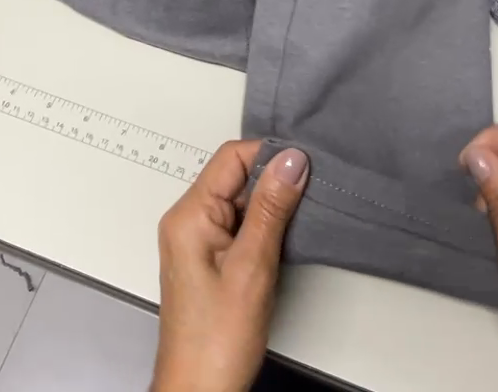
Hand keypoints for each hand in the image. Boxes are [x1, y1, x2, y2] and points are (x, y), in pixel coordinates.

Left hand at [151, 139, 309, 391]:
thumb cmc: (217, 342)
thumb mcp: (253, 267)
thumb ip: (271, 208)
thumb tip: (291, 160)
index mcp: (189, 215)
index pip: (231, 157)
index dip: (269, 155)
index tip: (304, 165)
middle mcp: (187, 219)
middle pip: (235, 175)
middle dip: (273, 180)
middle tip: (310, 192)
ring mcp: (197, 238)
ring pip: (240, 198)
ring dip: (270, 204)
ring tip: (300, 218)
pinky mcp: (208, 256)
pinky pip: (238, 222)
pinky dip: (263, 224)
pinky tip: (283, 237)